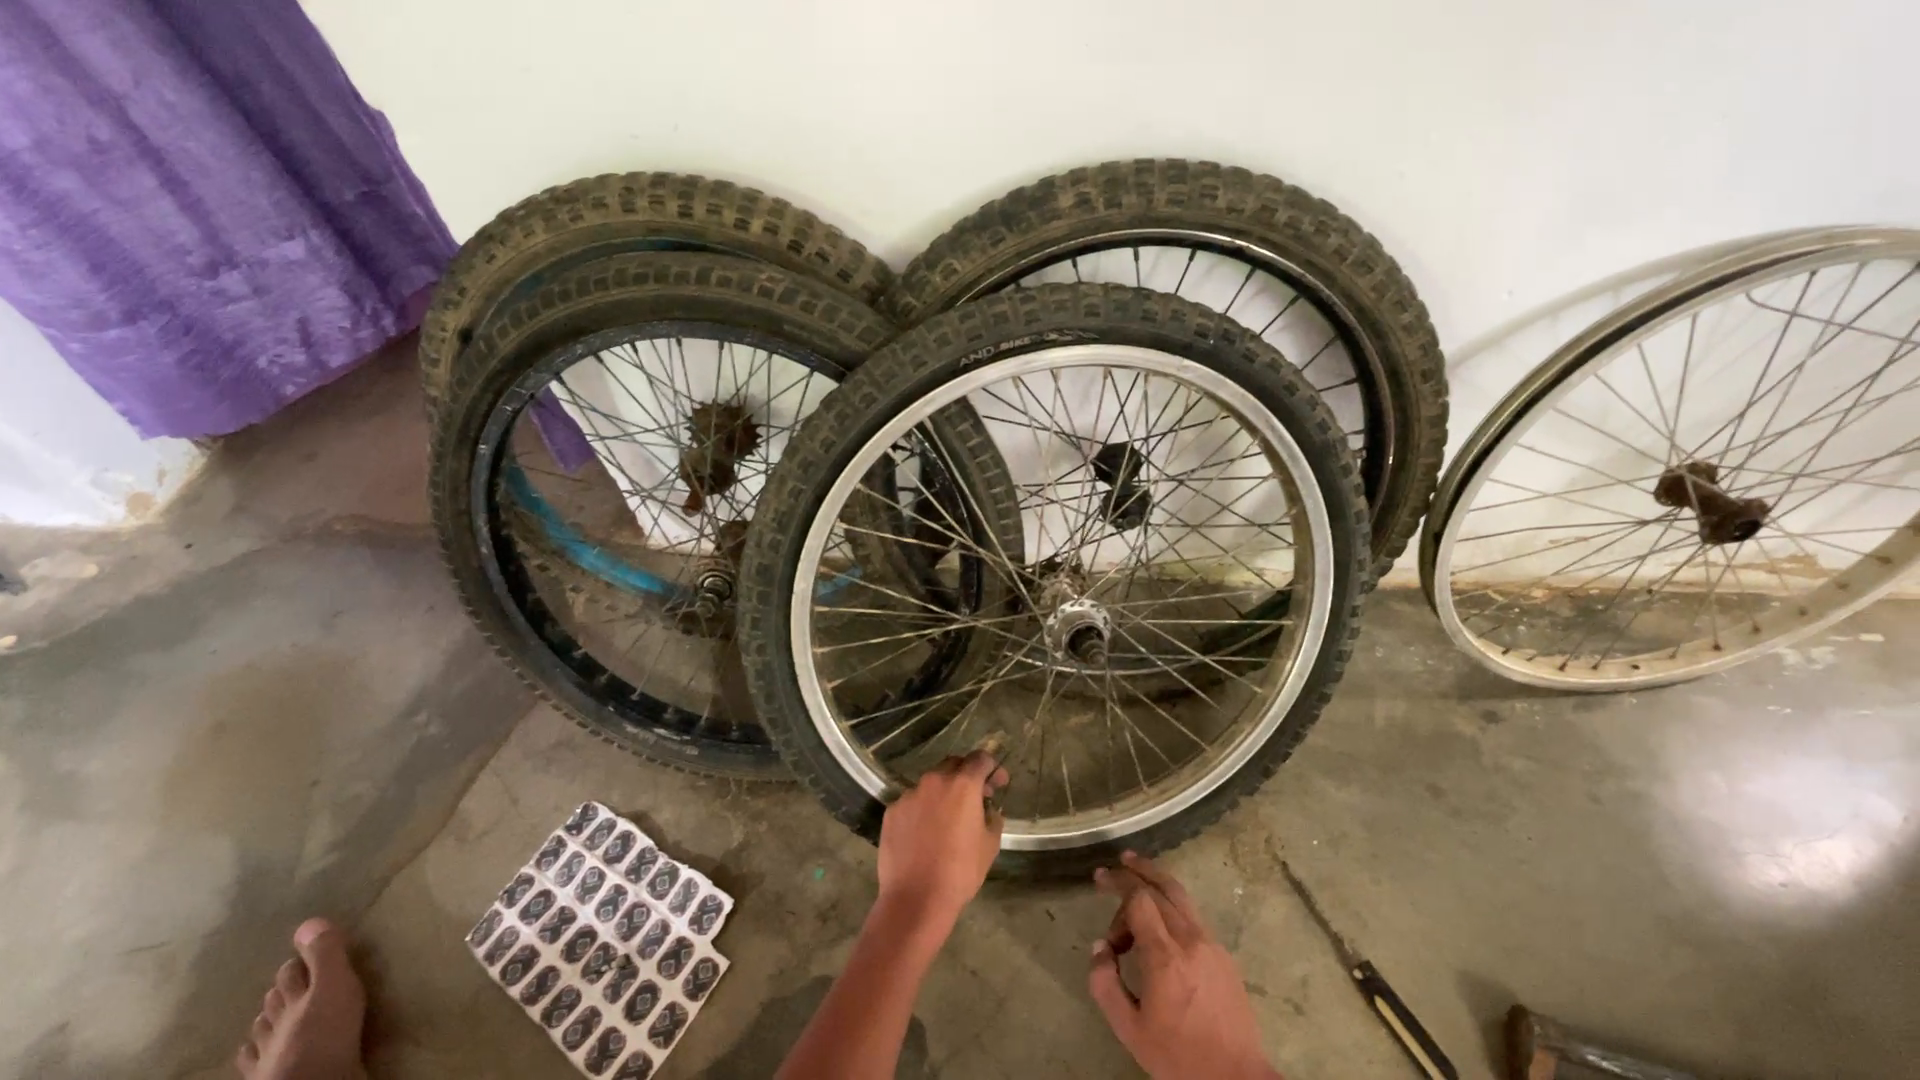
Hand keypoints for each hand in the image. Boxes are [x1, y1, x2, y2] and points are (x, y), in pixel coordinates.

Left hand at [875, 752, 1008, 924]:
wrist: (916, 898)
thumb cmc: (960, 871)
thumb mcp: (990, 844)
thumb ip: (992, 817)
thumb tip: (986, 809)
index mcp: (962, 785)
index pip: (980, 759)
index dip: (992, 768)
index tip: (997, 784)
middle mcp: (934, 782)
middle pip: (953, 765)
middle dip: (967, 776)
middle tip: (976, 799)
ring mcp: (908, 795)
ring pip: (930, 785)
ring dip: (943, 794)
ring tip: (948, 821)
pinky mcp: (891, 811)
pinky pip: (912, 803)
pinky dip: (923, 810)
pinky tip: (925, 834)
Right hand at [1088, 852, 1279, 1079]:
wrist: (1235, 1078)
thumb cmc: (1178, 1057)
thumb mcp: (1129, 1029)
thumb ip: (1105, 984)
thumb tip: (1100, 949)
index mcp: (1165, 957)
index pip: (1139, 899)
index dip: (1117, 885)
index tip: (1099, 881)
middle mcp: (1191, 940)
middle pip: (1162, 888)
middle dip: (1134, 874)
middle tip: (1112, 869)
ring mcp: (1212, 945)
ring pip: (1181, 897)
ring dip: (1155, 882)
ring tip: (1134, 871)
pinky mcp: (1224, 956)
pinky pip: (1192, 917)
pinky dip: (1170, 906)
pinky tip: (1157, 921)